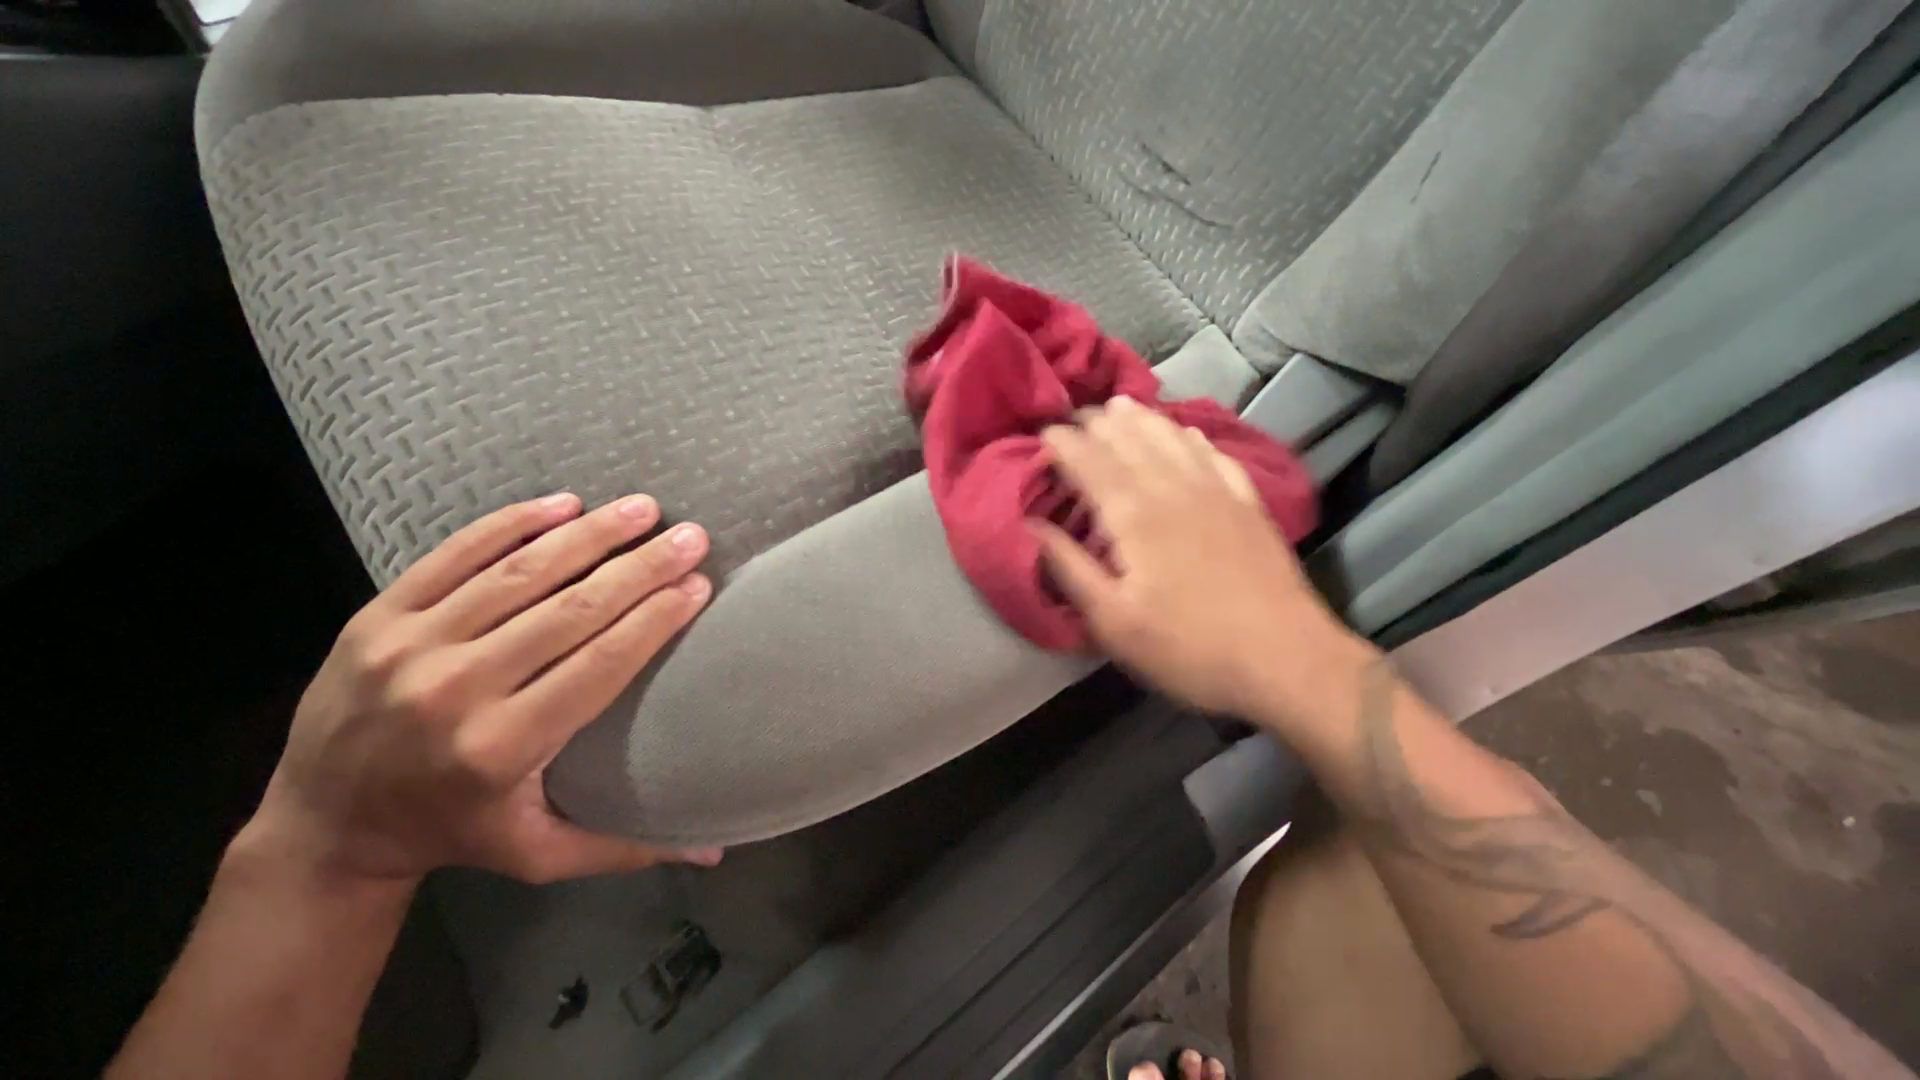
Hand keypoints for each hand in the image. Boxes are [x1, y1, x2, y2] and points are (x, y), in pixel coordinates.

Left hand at [236, 493, 721, 886]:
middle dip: (640, 568)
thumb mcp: (539, 855)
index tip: (698, 586)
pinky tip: (564, 503)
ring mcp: (411, 646)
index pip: (599, 665)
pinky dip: (512, 523)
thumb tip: (716, 854)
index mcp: (501, 748)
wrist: (324, 826)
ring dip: (589, 535)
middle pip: (569, 611)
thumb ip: (627, 848)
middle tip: (691, 538)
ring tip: (643, 509)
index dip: (654, 620)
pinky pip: (454, 555)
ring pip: (518, 573)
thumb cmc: (452, 834)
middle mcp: (457, 690)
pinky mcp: (378, 617)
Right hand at [1034, 398, 1361, 725]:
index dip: (1065, 443)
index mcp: (1134, 515)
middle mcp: (1174, 489)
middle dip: (1099, 424)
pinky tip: (1187, 432)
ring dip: (1143, 420)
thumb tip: (1031, 525)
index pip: (1091, 463)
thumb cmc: (1188, 647)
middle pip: (1130, 442)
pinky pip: (1216, 456)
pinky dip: (1195, 438)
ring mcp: (1217, 493)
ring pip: (1173, 439)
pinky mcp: (1248, 506)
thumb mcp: (1114, 622)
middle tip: (1076, 413)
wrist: (1286, 658)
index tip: (1044, 429)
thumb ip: (1070, 569)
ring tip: (1121, 405)